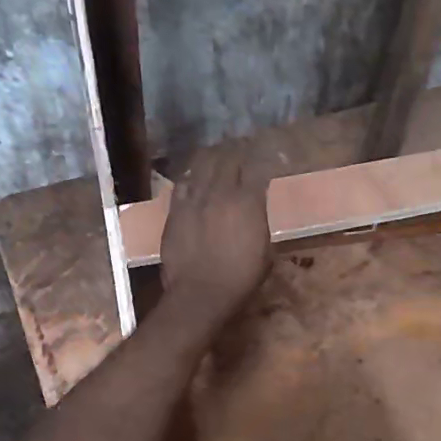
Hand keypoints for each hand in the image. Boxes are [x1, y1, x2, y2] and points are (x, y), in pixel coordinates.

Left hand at [156, 151, 271, 327]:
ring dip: (211, 157)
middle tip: (239, 147)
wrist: (200, 293)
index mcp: (249, 202)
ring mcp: (195, 199)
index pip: (256, 169)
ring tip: (215, 153)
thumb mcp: (265, 252)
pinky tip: (192, 175)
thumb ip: (260, 224)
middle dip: (235, 151)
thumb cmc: (240, 279)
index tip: (262, 159)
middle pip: (228, 159)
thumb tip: (255, 212)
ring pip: (202, 165)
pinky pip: (182, 184)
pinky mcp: (175, 210)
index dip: (260, 161)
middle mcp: (221, 193)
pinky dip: (190, 176)